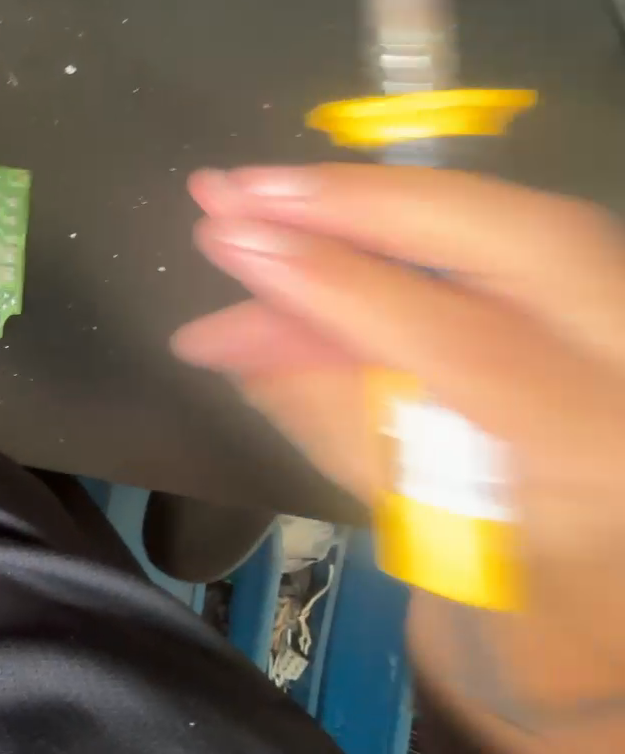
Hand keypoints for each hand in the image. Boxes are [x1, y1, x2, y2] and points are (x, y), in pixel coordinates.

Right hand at [173, 164, 624, 750]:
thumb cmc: (537, 612)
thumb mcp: (422, 536)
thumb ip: (325, 420)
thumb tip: (213, 335)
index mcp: (604, 455)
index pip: (471, 348)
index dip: (338, 287)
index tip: (228, 240)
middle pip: (526, 240)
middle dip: (361, 202)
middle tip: (235, 186)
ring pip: (514, 225)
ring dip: (365, 202)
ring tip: (244, 192)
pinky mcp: (608, 310)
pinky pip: (490, 244)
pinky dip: (384, 231)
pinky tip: (301, 224)